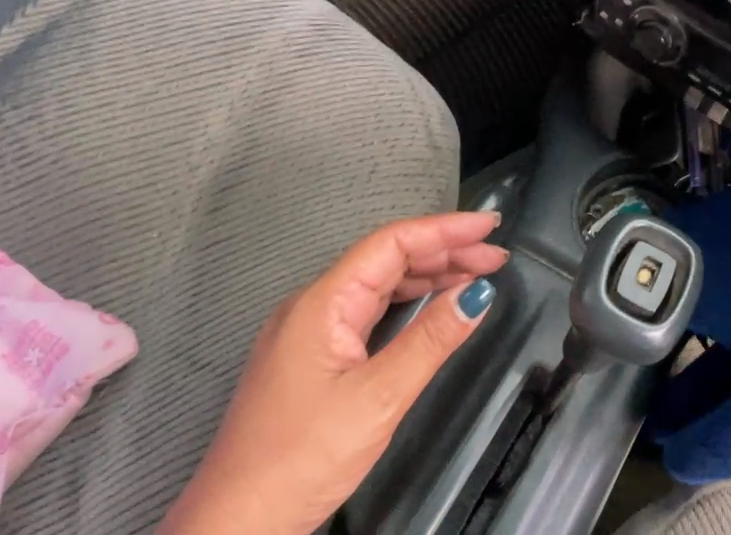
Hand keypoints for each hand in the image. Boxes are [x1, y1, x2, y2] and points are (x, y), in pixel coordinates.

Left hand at [159, 212, 509, 534]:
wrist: (233, 527)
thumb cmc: (302, 460)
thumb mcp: (378, 398)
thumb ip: (431, 340)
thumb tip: (479, 294)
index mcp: (322, 303)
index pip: (391, 244)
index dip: (444, 229)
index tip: (489, 225)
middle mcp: (313, 306)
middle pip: (387, 259)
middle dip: (445, 251)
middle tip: (496, 255)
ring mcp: (310, 331)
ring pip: (380, 284)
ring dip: (430, 275)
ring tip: (479, 275)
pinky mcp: (313, 357)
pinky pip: (370, 310)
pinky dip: (409, 301)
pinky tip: (436, 307)